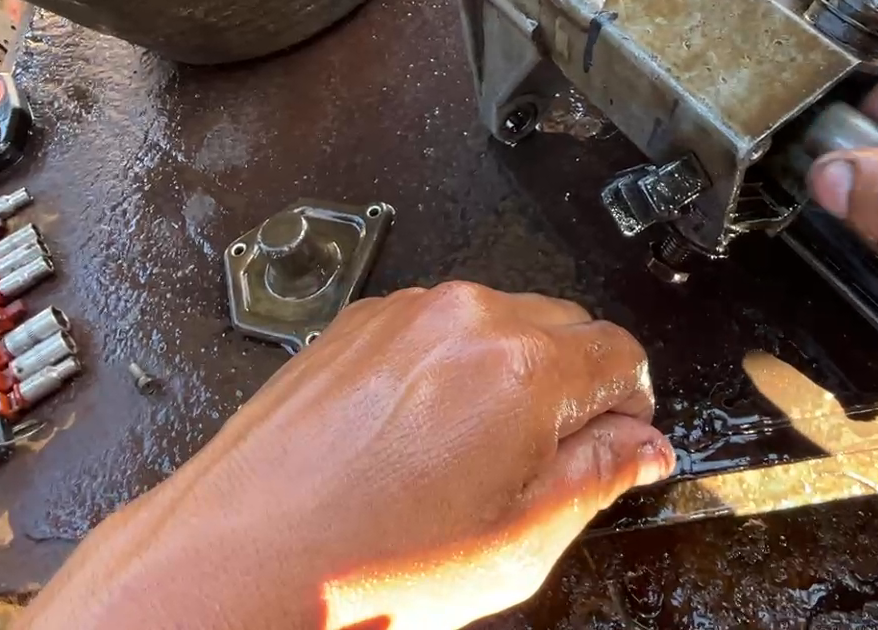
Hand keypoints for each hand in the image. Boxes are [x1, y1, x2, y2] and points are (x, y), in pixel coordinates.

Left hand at [19, 282, 672, 629]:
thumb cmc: (367, 567)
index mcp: (521, 368)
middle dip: (571, 381)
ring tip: (468, 447)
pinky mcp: (365, 317)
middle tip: (541, 453)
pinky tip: (420, 425)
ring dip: (509, 367)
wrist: (236, 557)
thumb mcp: (514, 544)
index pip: (619, 352)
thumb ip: (595, 477)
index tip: (616, 432)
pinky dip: (452, 359)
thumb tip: (641, 444)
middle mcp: (469, 317)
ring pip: (501, 319)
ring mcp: (410, 310)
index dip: (628, 399)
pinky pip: (439, 321)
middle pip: (564, 325)